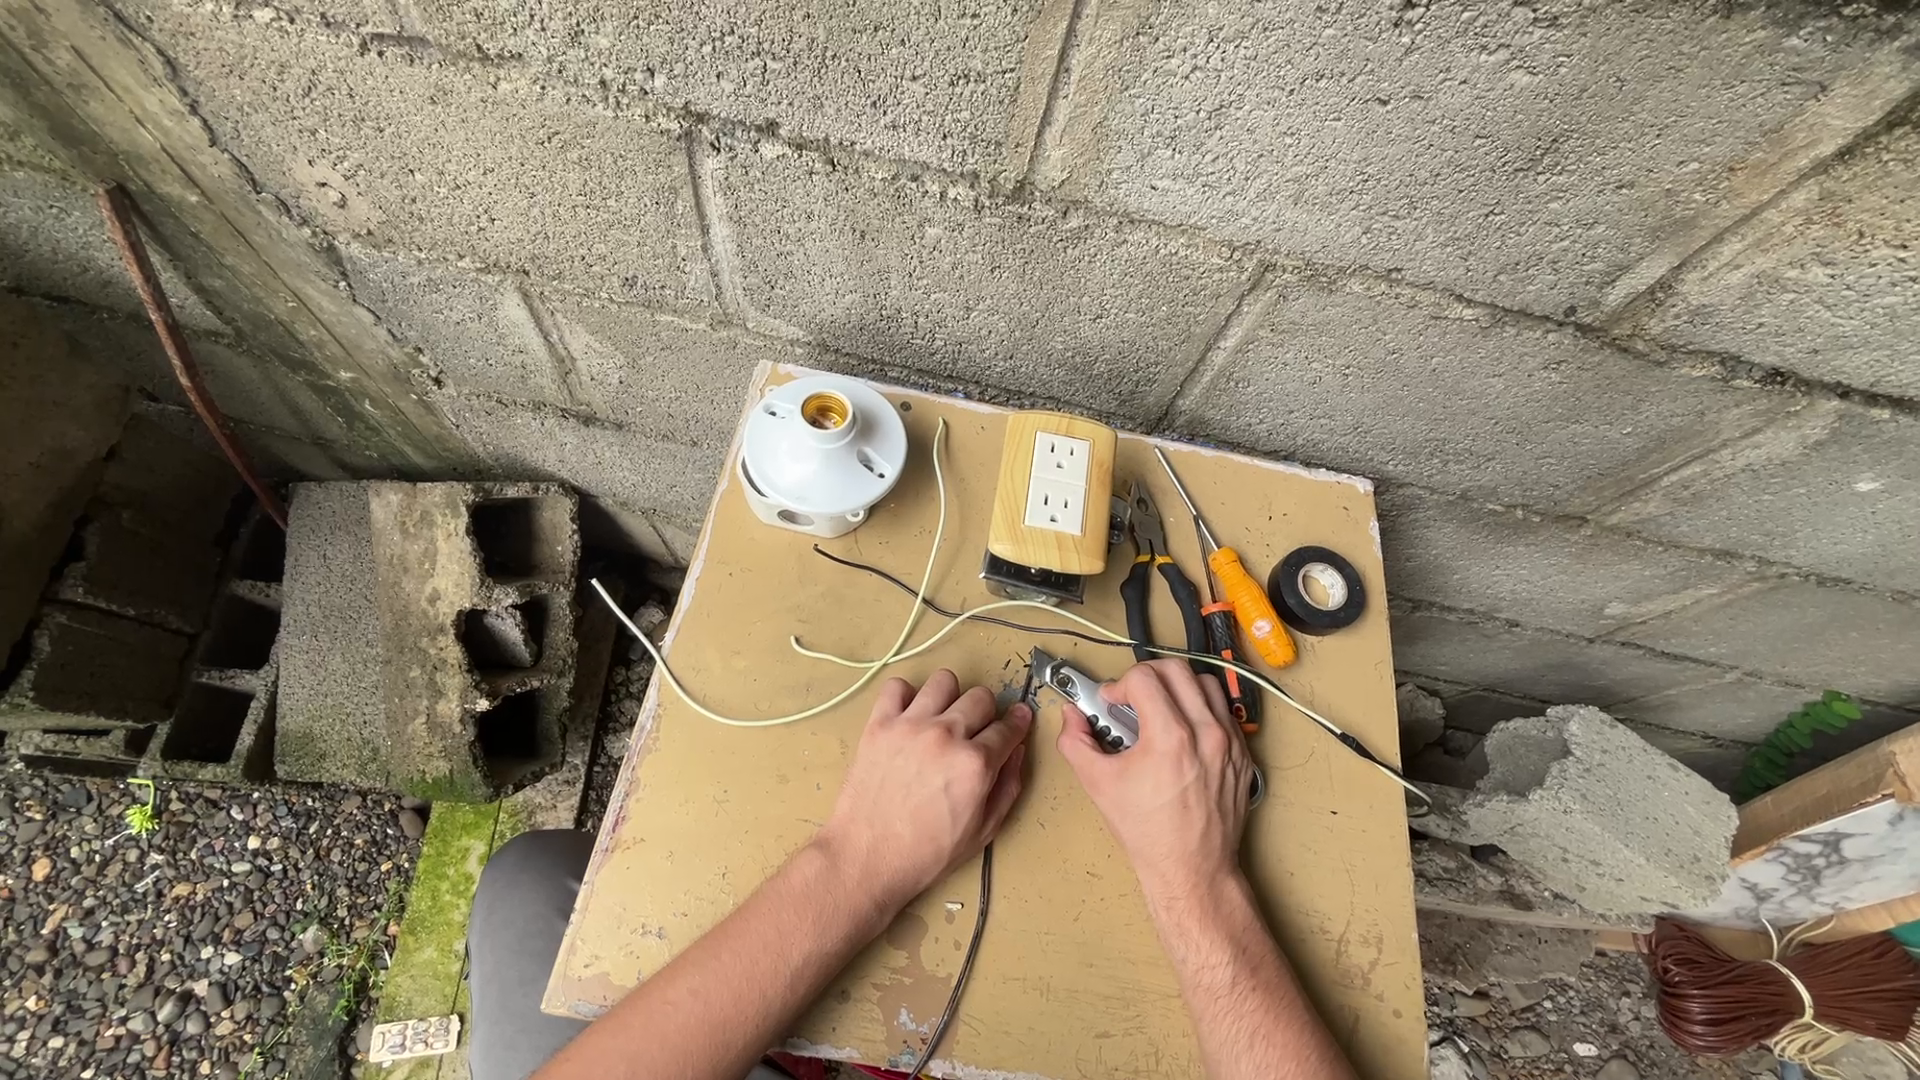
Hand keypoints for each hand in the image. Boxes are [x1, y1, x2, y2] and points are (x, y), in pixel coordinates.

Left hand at [816, 670, 1030, 904]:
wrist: (867, 858)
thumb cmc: (926, 853)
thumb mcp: (984, 830)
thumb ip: (1008, 786)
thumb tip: (1016, 751)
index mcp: (976, 763)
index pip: (1009, 726)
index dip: (1018, 723)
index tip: (1018, 719)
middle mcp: (946, 735)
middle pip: (981, 697)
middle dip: (986, 713)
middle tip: (976, 732)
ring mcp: (910, 725)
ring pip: (944, 681)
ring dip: (950, 697)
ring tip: (943, 718)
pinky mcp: (879, 724)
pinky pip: (897, 687)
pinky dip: (906, 696)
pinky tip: (909, 717)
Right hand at [1057, 660, 1252, 900]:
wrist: (1191, 869)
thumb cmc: (1149, 832)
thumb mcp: (1098, 784)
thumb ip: (1075, 742)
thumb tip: (1071, 716)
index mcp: (1170, 738)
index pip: (1143, 678)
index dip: (1118, 684)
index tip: (1111, 702)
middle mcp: (1205, 734)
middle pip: (1176, 669)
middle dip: (1146, 675)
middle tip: (1132, 695)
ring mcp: (1229, 743)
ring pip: (1206, 683)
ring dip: (1177, 686)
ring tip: (1159, 706)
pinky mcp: (1242, 754)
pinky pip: (1223, 711)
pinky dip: (1200, 708)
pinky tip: (1181, 727)